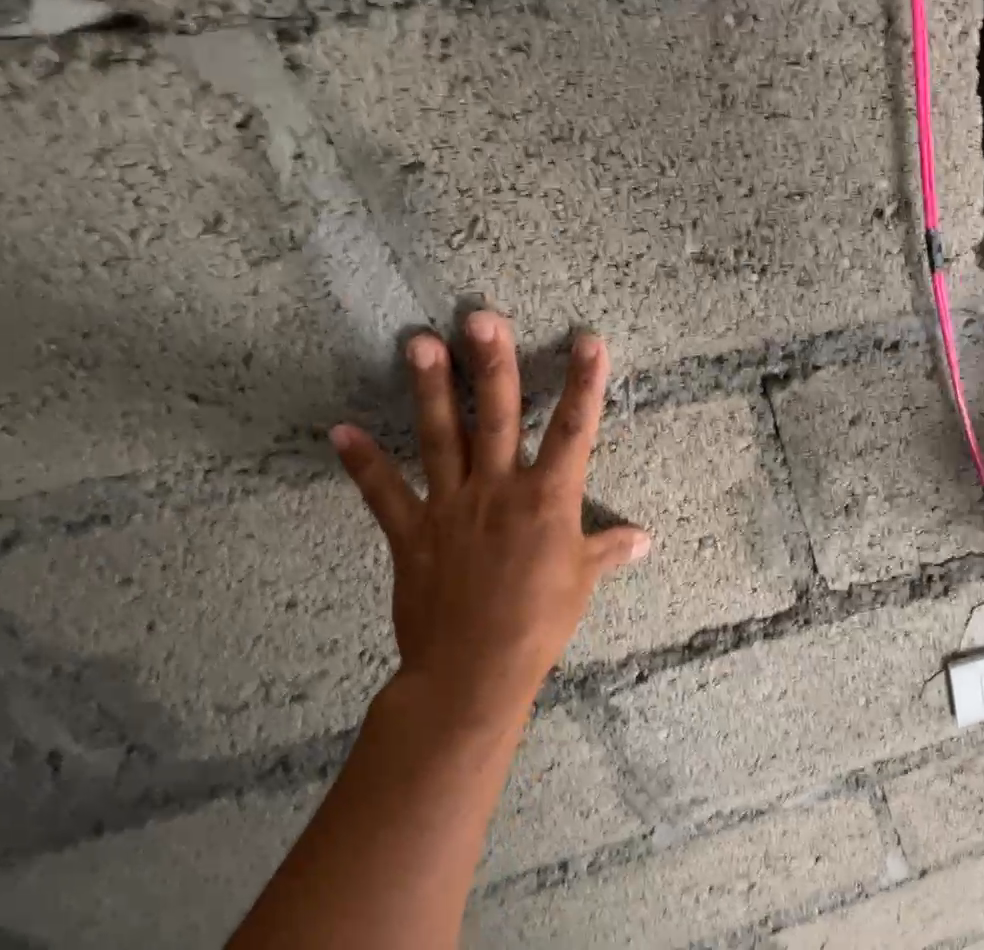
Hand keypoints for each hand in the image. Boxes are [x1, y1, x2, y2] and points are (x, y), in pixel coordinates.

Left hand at [327, 311, 650, 727]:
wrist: (475, 667)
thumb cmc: (541, 621)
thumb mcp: (583, 580)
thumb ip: (609, 550)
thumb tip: (643, 540)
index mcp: (550, 499)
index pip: (575, 430)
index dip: (585, 383)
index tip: (590, 341)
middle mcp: (500, 490)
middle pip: (499, 417)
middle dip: (494, 365)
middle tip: (482, 318)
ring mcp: (452, 507)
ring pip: (442, 437)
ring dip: (432, 389)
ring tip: (420, 342)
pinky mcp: (413, 532)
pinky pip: (384, 492)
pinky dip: (362, 462)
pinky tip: (339, 430)